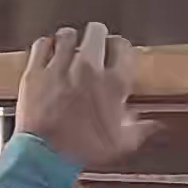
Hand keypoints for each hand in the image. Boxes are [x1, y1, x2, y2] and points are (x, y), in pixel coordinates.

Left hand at [15, 22, 156, 167]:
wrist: (45, 155)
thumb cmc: (82, 150)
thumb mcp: (119, 143)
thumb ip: (139, 128)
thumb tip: (152, 125)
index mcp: (113, 83)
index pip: (123, 47)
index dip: (119, 47)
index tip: (114, 51)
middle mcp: (88, 70)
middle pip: (97, 32)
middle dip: (96, 36)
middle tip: (93, 44)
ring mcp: (59, 68)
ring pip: (67, 35)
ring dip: (69, 40)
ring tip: (68, 47)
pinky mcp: (35, 72)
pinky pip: (41, 44)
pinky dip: (45, 46)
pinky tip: (47, 52)